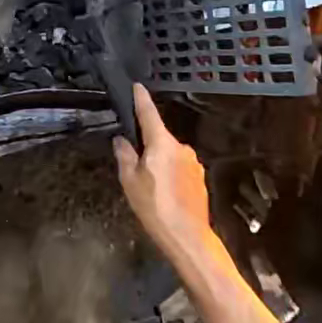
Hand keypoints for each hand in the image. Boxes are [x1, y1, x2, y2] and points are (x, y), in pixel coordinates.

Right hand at [113, 84, 213, 264]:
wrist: (188, 236)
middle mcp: (181, 147)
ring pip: (170, 155)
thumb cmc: (154, 207)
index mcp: (162, 143)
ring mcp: (193, 162)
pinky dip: (171, 176)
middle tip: (136, 170)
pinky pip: (180, 169)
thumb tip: (122, 139)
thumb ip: (125, 155)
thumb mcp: (130, 181)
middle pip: (159, 138)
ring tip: (151, 189)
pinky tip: (165, 195)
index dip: (141, 99)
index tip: (137, 86)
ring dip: (160, 164)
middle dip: (148, 147)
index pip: (149, 113)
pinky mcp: (199, 178)